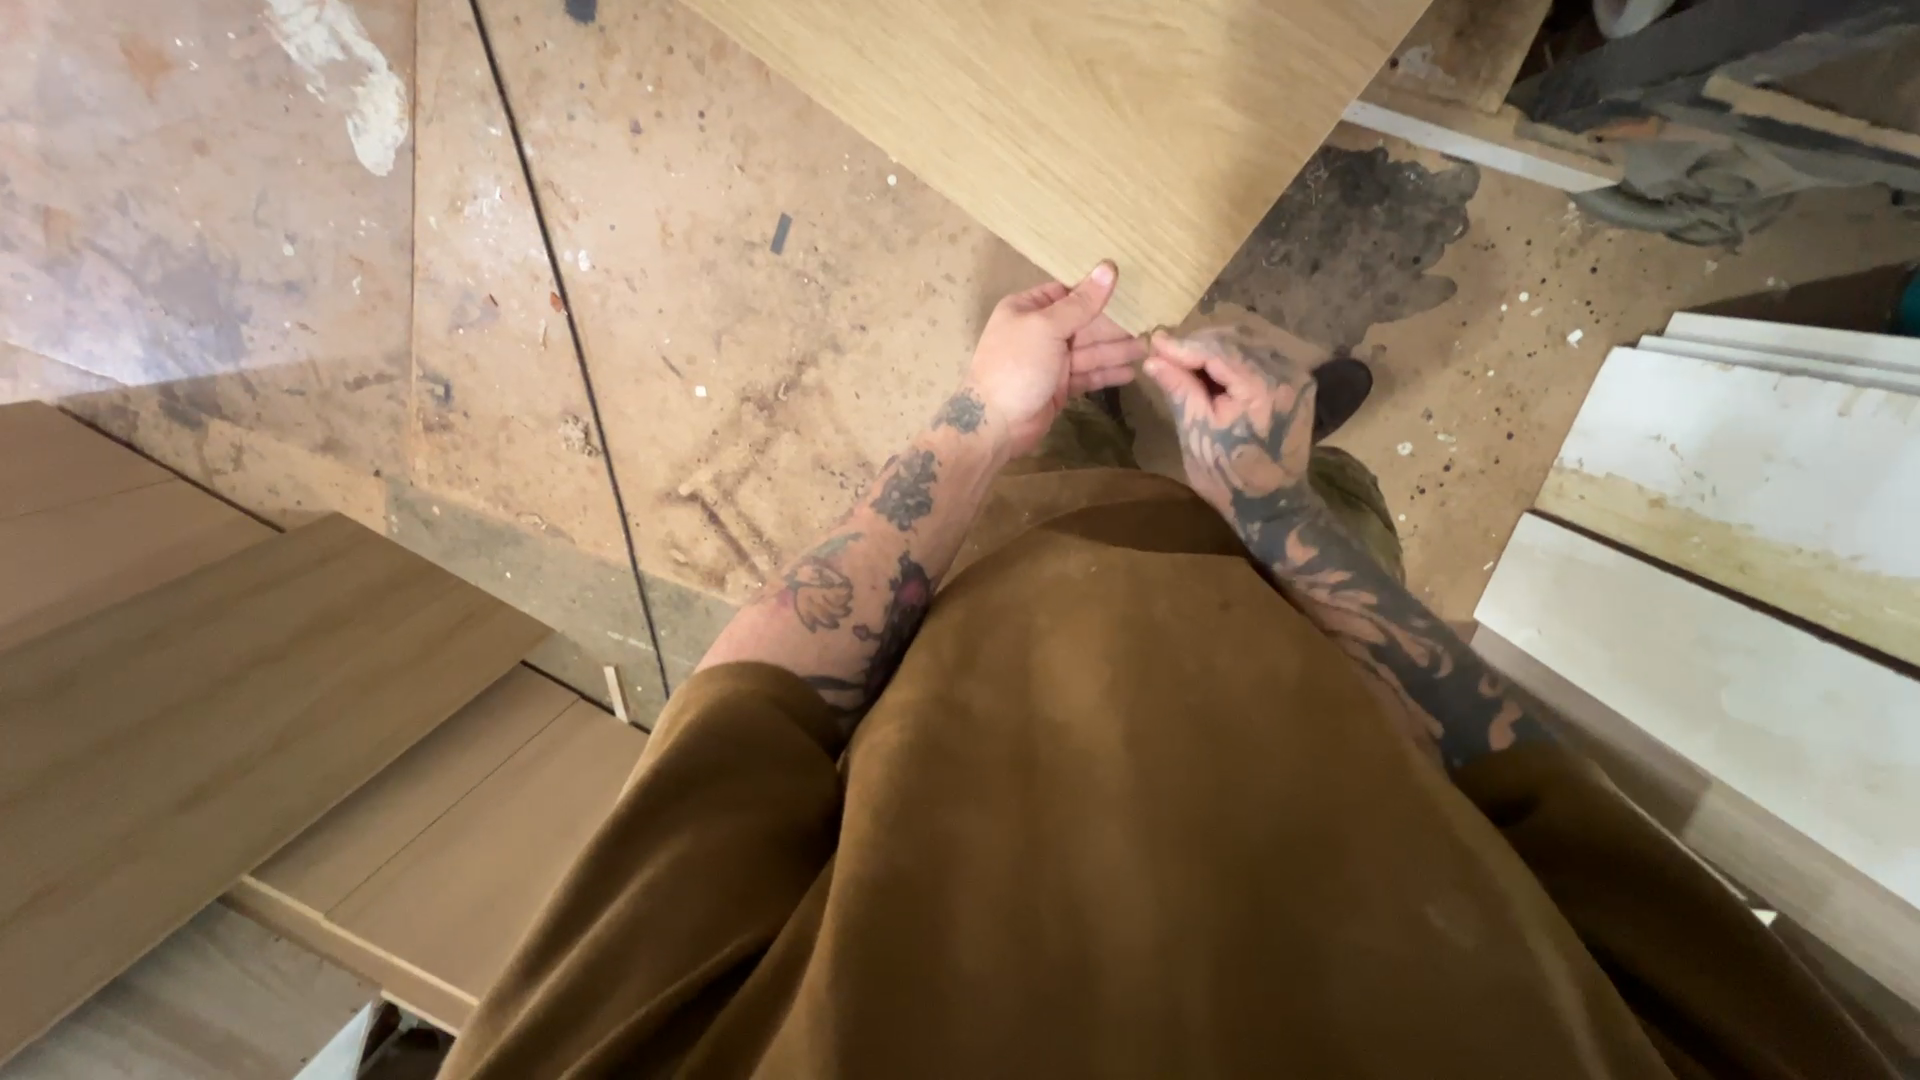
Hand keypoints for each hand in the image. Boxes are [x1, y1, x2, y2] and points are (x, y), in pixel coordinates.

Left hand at [957, 261, 1144, 456]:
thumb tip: (1109, 267)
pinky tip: (1130, 373)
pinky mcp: (1057, 387)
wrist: (995, 424)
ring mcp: (1049, 361)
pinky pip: (1086, 375)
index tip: (1131, 288)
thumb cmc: (1016, 366)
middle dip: (1114, 326)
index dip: (1097, 292)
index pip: (1068, 293)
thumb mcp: (1047, 328)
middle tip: (1149, 323)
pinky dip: (1106, 374)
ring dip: (1116, 350)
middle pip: (1083, 323)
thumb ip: (1080, 303)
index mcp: (1027, 309)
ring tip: (1147, 349)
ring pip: (1088, 351)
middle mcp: (1038, 332)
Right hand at [1143, 328, 1321, 543]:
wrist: (1273, 505)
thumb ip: (1179, 389)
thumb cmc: (1228, 477)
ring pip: (1248, 345)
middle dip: (1197, 344)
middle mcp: (1287, 373)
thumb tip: (1152, 359)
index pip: (1218, 350)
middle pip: (1235, 341)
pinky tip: (1210, 370)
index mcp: (1262, 388)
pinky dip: (1232, 360)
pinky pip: (1260, 358)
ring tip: (1183, 361)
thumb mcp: (1196, 432)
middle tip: (1163, 352)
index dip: (1183, 345)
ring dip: (1214, 349)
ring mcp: (1297, 377)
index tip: (1153, 342)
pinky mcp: (1298, 384)